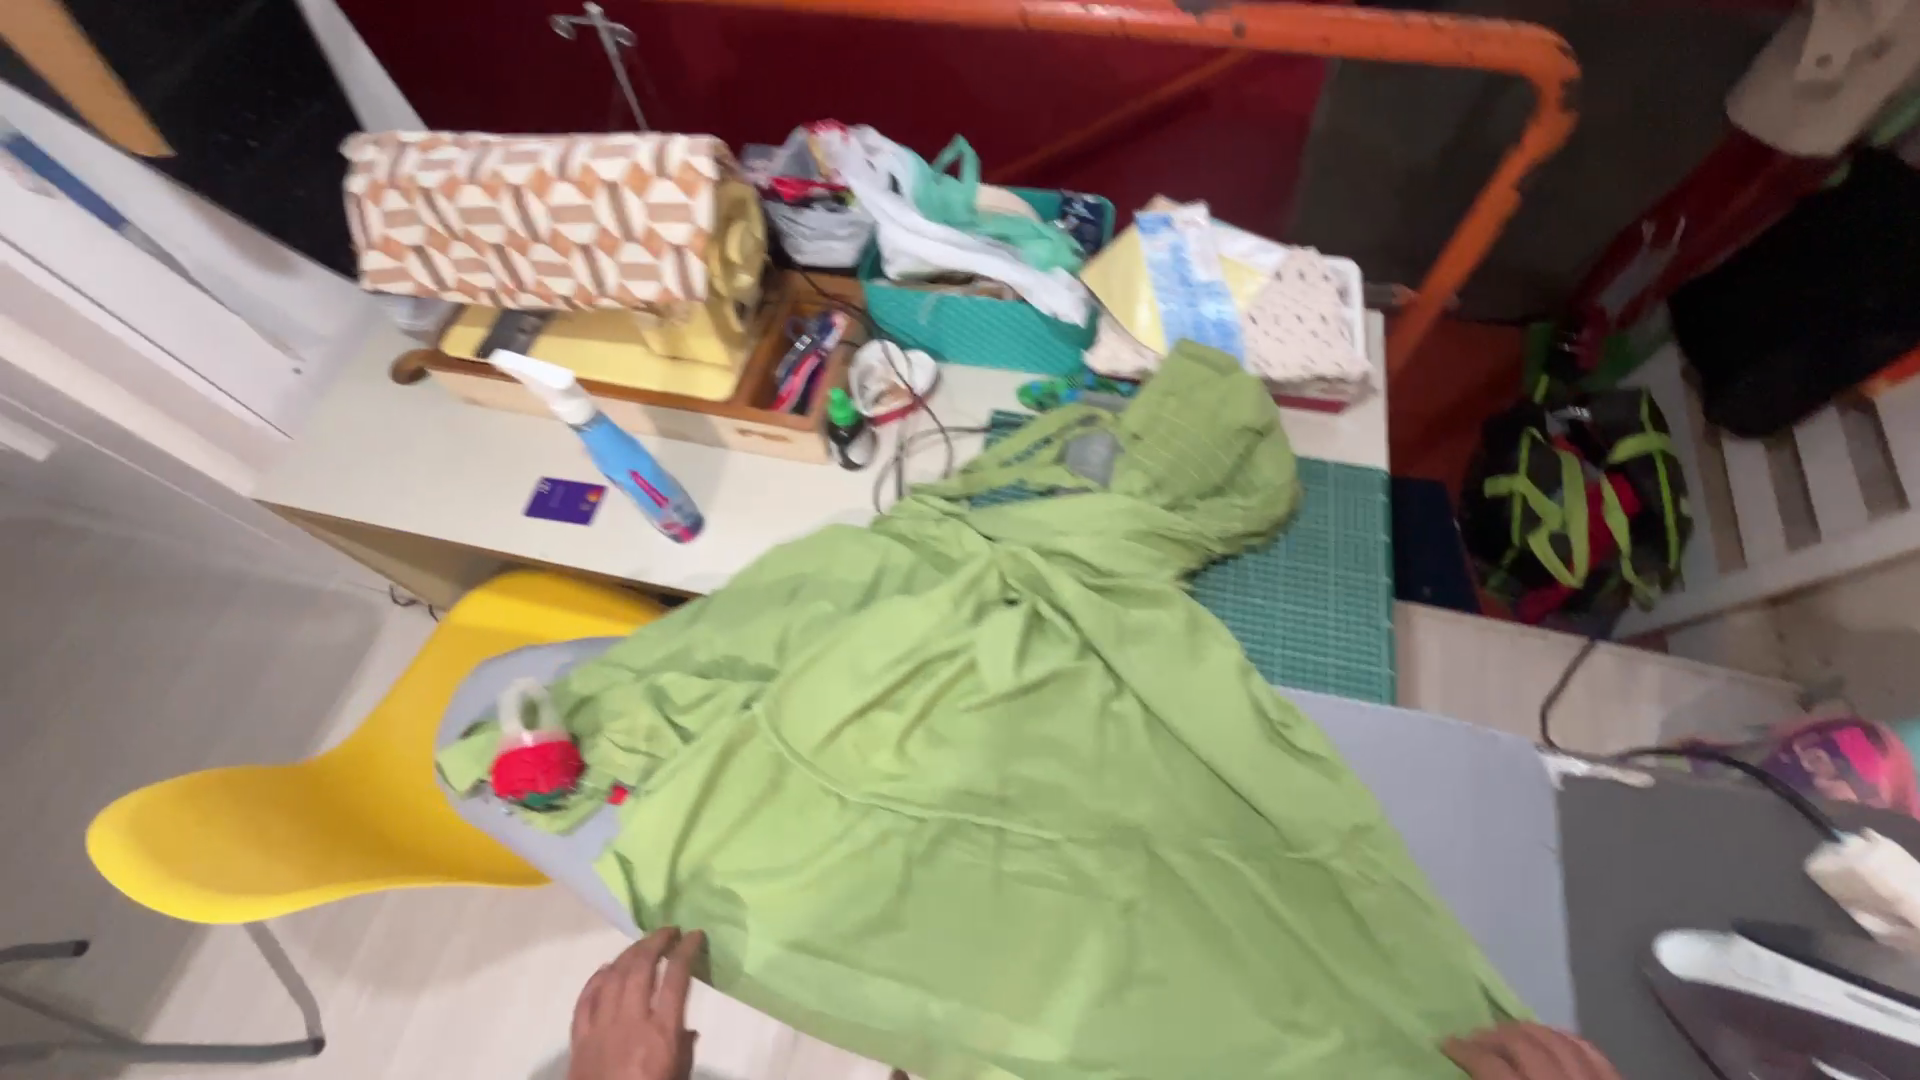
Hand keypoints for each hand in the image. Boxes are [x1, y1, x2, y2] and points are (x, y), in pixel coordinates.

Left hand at [569, 926, 705, 1079]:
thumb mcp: (679, 1076)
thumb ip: (684, 1049)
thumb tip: (688, 1030)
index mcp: (660, 1033)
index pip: (675, 977)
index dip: (686, 950)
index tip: (695, 935)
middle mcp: (630, 1023)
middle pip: (641, 967)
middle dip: (656, 942)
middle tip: (669, 931)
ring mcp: (601, 1030)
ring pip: (612, 976)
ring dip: (629, 953)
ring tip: (642, 944)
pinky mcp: (578, 1042)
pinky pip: (584, 1001)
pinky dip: (595, 979)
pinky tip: (605, 969)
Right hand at [1443, 1023, 1622, 1078]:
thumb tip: (1470, 1077)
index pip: (1490, 1065)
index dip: (1462, 1050)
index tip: (1445, 1045)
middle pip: (1521, 1044)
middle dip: (1490, 1036)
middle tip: (1472, 1041)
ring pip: (1555, 1040)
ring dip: (1524, 1031)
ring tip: (1506, 1037)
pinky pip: (1591, 1052)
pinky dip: (1565, 1039)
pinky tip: (1548, 1040)